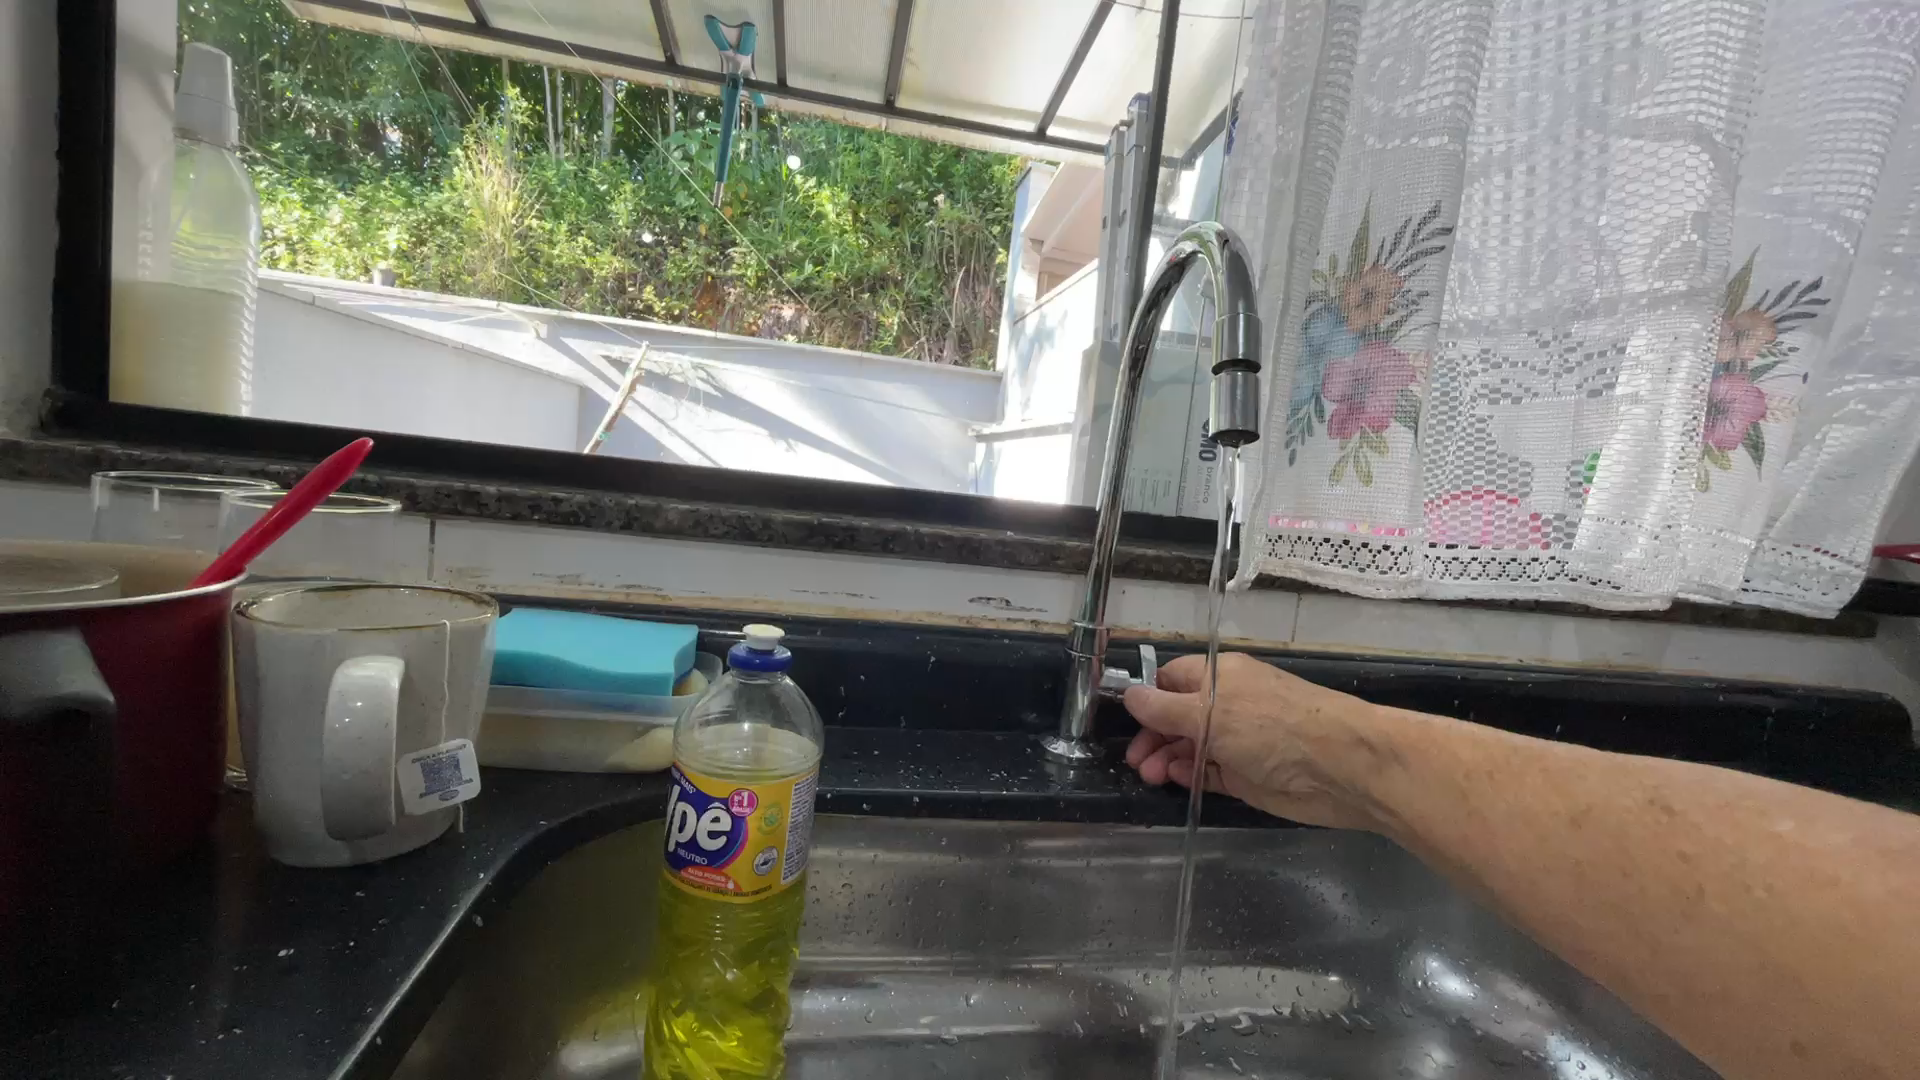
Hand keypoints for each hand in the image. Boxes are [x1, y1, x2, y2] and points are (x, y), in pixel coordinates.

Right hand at [1122, 653, 1389, 830]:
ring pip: (1189, 747)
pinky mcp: (1246, 775)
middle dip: (1153, 736)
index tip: (1128, 721)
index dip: (1148, 698)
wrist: (1342, 767)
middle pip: (1176, 717)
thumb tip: (1129, 695)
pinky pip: (1209, 772)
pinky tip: (1176, 780)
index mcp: (1217, 677)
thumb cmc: (1270, 726)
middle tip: (1135, 761)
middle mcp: (1225, 705)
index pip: (1171, 680)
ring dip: (1166, 758)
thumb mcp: (1207, 712)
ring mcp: (1237, 741)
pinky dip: (1190, 775)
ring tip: (1150, 776)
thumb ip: (1163, 708)